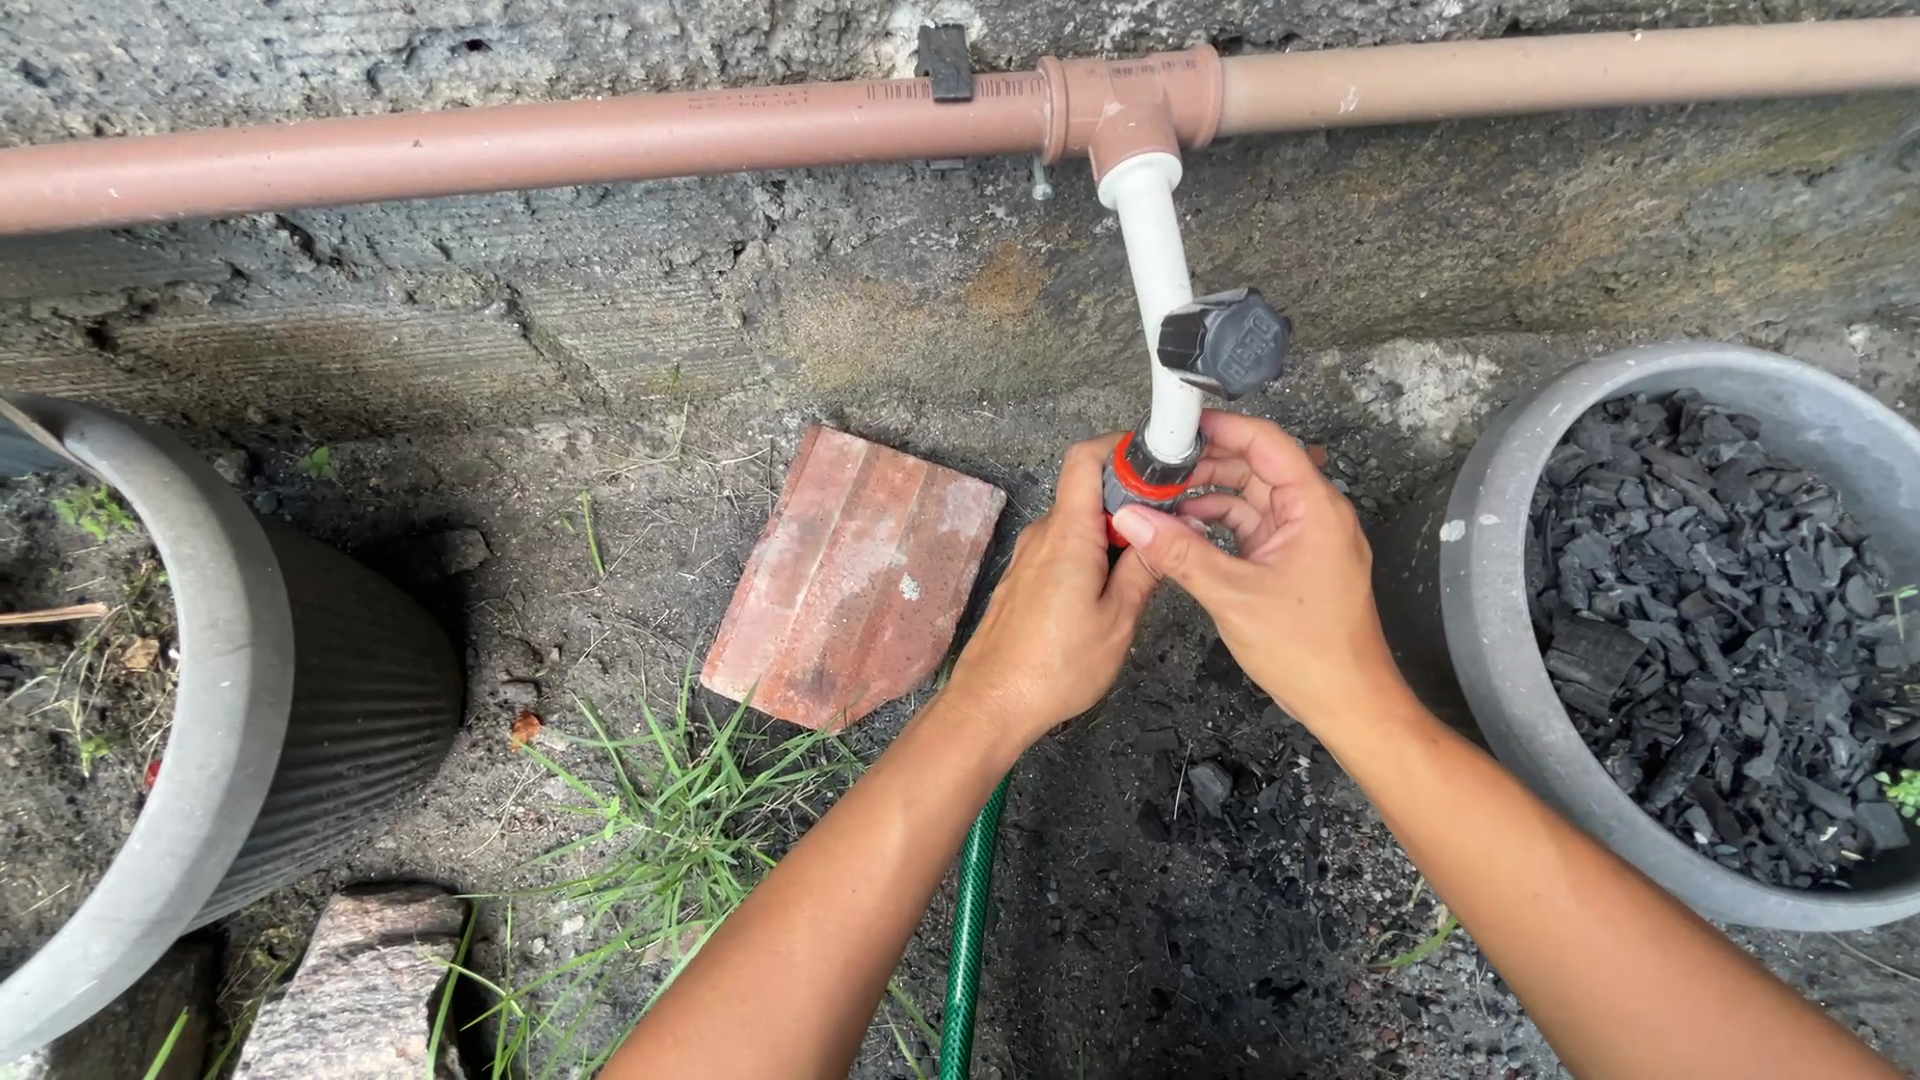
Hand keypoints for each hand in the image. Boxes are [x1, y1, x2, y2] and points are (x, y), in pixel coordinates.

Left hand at [943, 434, 1159, 745]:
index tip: (1157, 462)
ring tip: (1143, 566)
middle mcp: (1042, 536)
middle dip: (1129, 500)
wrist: (992, 702)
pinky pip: (1060, 549)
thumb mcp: (1118, 620)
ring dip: (1111, 534)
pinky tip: (1108, 588)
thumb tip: (1168, 530)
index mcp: (1067, 535)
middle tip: (1167, 525)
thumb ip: (1144, 569)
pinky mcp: (1023, 579)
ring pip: (1076, 524)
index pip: (1085, 459)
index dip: (1121, 447)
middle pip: (1086, 492)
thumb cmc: (1055, 668)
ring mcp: (1028, 557)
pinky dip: (1089, 554)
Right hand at [1109, 410, 1406, 725]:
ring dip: (1206, 497)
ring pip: (1248, 498)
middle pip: (1254, 467)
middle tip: (1158, 468)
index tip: (1180, 425)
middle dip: (1204, 465)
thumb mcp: (1233, 594)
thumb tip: (1135, 519)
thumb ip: (1179, 553)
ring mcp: (1300, 538)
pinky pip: (1248, 528)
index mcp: (1313, 509)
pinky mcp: (1288, 560)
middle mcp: (1311, 515)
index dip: (1223, 428)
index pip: (1267, 444)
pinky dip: (1215, 526)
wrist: (1344, 699)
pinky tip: (1182, 532)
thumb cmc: (1309, 649)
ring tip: (1161, 500)